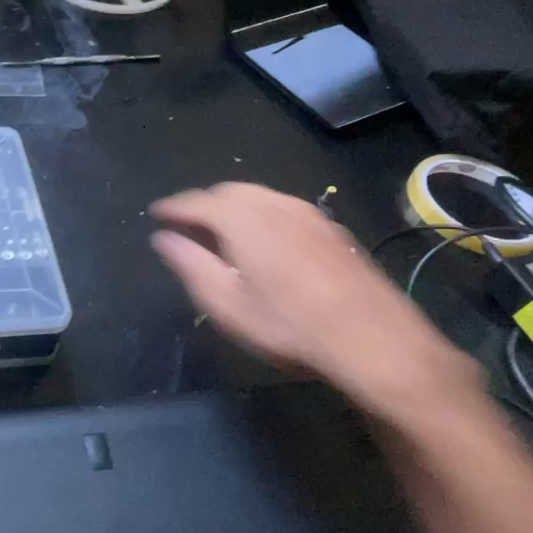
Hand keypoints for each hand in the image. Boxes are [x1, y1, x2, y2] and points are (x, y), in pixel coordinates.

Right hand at [150, 183, 481, 422]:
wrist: (375, 340)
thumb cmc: (289, 325)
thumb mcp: (226, 303)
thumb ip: (190, 264)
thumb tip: (163, 237)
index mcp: (242, 217)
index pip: (196, 202)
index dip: (173, 208)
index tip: (157, 215)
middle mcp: (275, 204)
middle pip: (229, 192)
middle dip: (203, 205)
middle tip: (187, 227)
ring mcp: (309, 214)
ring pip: (260, 198)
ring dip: (234, 208)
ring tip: (222, 233)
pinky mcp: (333, 230)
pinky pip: (284, 209)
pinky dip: (262, 216)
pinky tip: (265, 243)